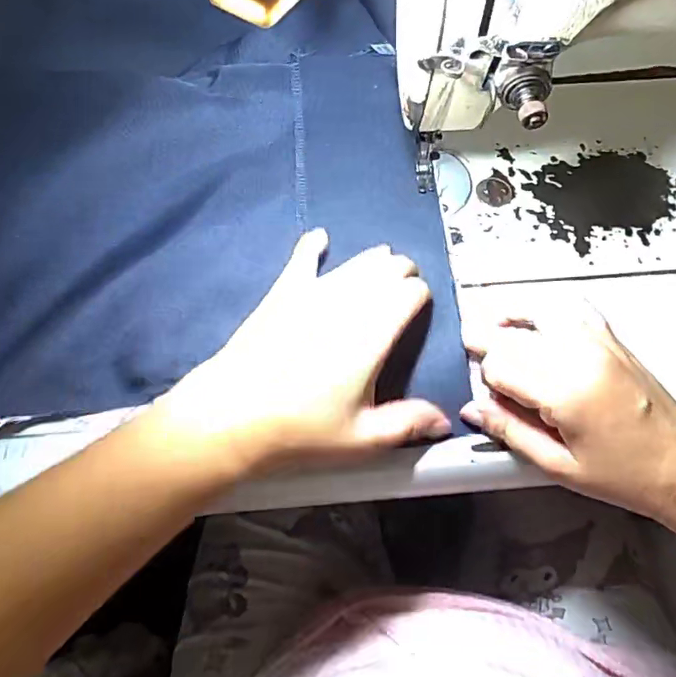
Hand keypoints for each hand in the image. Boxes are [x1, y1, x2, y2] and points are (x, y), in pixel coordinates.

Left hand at [151, 229, 450, 476]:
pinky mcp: (283, 290)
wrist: (232, 414)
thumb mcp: (361, 437)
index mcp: (374, 333)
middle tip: (403, 292)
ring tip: (380, 267)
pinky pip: (303, 256)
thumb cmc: (301, 429)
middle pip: (388, 268)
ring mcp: (314, 291)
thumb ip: (406, 423)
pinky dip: (315, 246)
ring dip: (374, 261)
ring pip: (357, 260)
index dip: (421, 296)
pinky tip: (322, 239)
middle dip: (403, 273)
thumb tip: (443, 420)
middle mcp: (349, 302)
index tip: (419, 310)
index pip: (412, 292)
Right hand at [461, 302, 675, 533]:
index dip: (485, 379)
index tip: (487, 393)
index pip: (500, 365)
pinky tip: (532, 316)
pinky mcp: (611, 337)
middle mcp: (581, 357)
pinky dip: (545, 307)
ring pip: (538, 309)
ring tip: (490, 318)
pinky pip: (570, 306)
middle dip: (486, 339)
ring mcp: (598, 341)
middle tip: (468, 340)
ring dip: (510, 314)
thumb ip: (511, 432)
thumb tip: (474, 409)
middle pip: (513, 334)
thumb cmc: (628, 474)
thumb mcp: (560, 466)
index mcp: (566, 393)